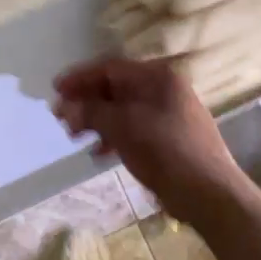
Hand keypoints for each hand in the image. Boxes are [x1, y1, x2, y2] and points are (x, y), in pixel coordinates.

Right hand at [54, 57, 245, 222]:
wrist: (206, 191)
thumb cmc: (163, 150)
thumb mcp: (122, 126)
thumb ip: (90, 112)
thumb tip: (64, 107)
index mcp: (156, 77)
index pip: (110, 68)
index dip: (79, 78)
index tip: (54, 90)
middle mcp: (163, 89)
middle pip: (115, 88)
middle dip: (85, 101)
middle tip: (60, 117)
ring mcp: (166, 114)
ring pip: (122, 110)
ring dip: (95, 120)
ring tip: (74, 137)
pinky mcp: (166, 138)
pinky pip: (132, 128)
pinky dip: (112, 135)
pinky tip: (98, 152)